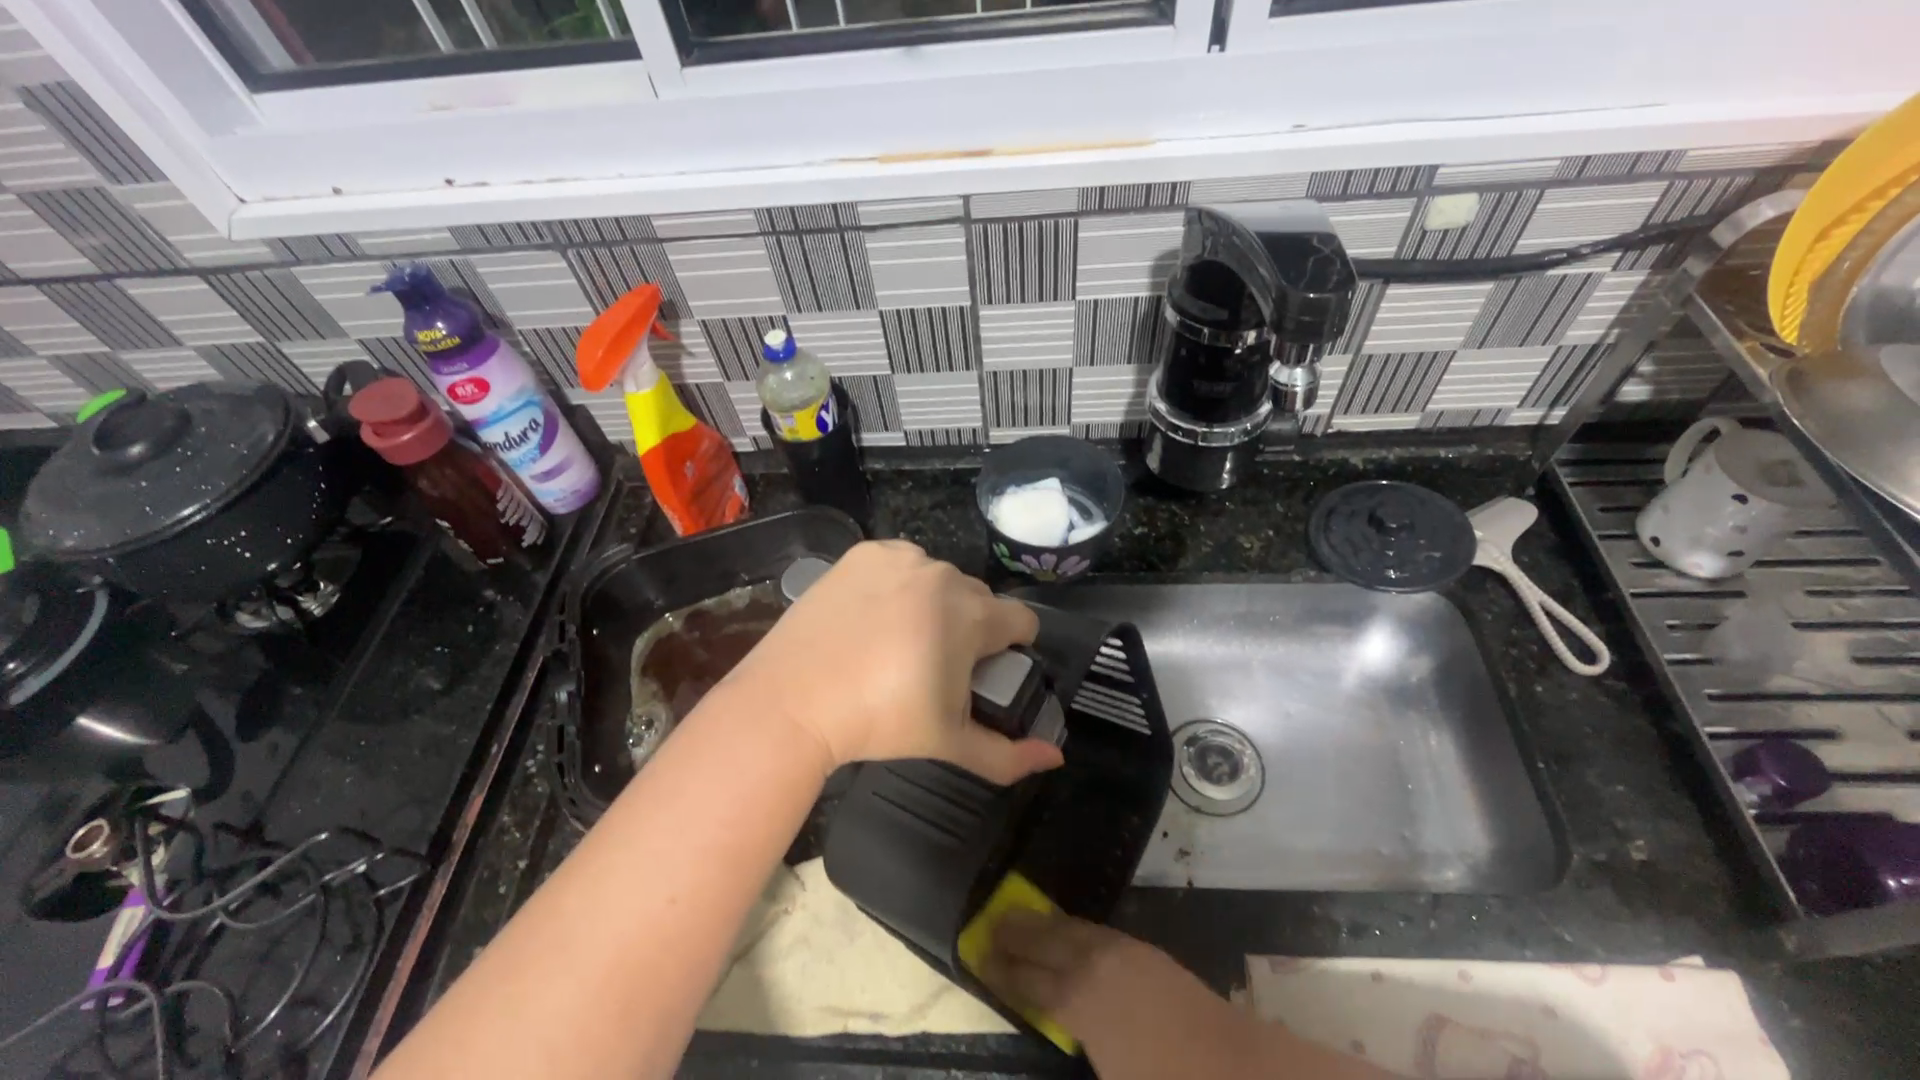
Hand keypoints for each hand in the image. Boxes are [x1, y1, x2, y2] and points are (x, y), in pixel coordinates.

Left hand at [726, 540, 1064, 784]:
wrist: (793, 701)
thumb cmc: (879, 723)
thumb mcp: (948, 742)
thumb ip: (1007, 756)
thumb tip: (1053, 758)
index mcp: (972, 615)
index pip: (1021, 621)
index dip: (1011, 649)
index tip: (982, 673)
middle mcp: (942, 575)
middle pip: (979, 600)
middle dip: (969, 628)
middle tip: (934, 667)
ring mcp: (900, 559)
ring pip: (939, 580)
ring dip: (934, 605)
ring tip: (899, 644)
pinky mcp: (862, 554)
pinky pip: (900, 565)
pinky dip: (898, 585)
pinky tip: (873, 618)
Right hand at [978, 911, 1397, 1079]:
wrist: (1238, 1068)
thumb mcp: (1111, 1077)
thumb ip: (1078, 1047)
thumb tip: (1060, 1031)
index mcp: (1081, 1005)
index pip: (1030, 983)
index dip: (1002, 973)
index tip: (978, 960)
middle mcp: (1096, 970)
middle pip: (1047, 945)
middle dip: (1016, 936)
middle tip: (987, 925)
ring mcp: (1124, 957)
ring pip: (1072, 931)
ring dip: (1043, 926)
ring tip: (1018, 918)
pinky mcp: (1147, 953)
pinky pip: (1098, 932)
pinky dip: (1074, 928)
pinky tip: (1069, 932)